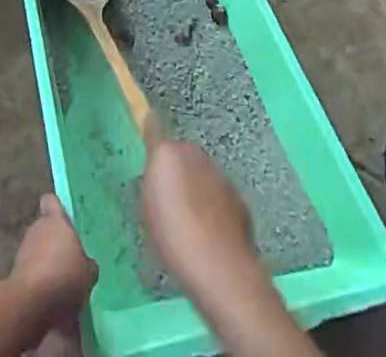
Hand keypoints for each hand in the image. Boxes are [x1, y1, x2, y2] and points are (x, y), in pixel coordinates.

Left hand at [10, 194, 96, 324]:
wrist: (32, 302)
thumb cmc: (65, 276)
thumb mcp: (88, 272)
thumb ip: (85, 262)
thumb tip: (84, 263)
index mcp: (56, 221)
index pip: (51, 202)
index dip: (55, 208)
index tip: (63, 221)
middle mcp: (37, 228)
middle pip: (43, 227)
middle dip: (52, 239)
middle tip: (67, 257)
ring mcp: (22, 249)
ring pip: (36, 248)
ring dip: (44, 259)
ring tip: (59, 280)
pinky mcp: (14, 271)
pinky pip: (30, 269)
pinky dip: (37, 277)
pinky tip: (48, 294)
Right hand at [141, 140, 262, 299]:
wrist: (217, 261)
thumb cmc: (172, 234)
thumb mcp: (148, 208)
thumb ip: (153, 182)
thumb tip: (159, 173)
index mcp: (167, 154)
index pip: (155, 130)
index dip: (151, 130)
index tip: (147, 123)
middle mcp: (195, 154)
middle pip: (181, 153)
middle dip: (176, 168)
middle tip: (168, 196)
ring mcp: (220, 174)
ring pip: (202, 173)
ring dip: (196, 186)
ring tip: (190, 218)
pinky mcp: (237, 195)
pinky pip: (218, 193)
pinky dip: (213, 203)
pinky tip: (209, 229)